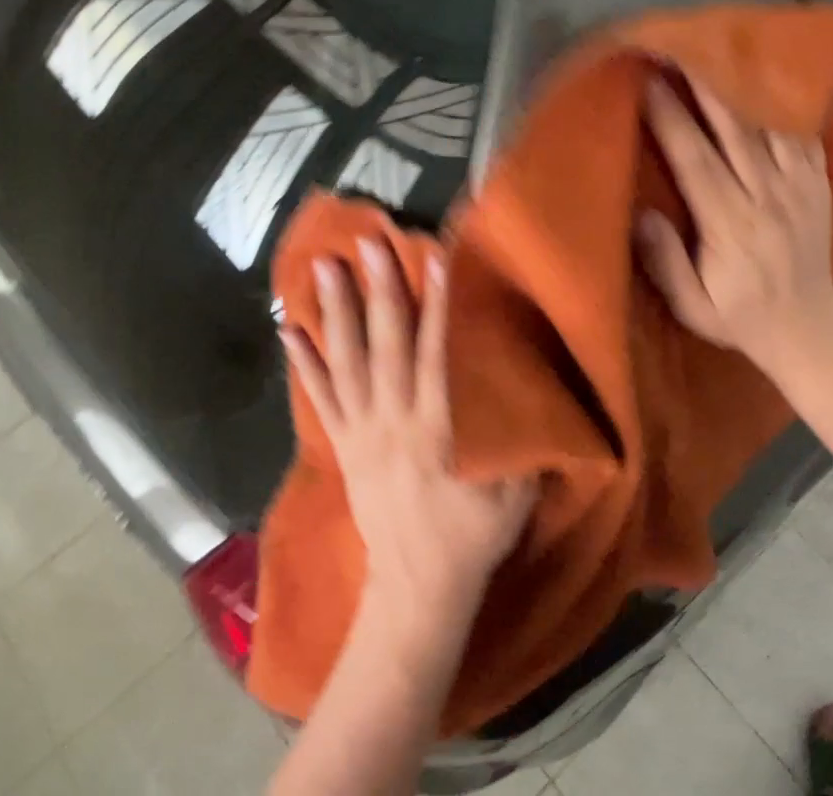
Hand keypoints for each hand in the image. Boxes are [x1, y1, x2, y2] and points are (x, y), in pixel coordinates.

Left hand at [282, 238, 535, 627]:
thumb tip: (541, 391)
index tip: (433, 258)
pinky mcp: (342, 448)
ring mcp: (361, 434)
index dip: (438, 305)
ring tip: (324, 267)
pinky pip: (320, 398)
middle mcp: (393, 422)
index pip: (437, 354)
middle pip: (385, 347)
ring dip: (335, 313)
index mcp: (437, 430)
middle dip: (379, 291)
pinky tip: (291, 329)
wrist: (416, 587)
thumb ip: (523, 441)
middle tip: (368, 243)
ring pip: (346, 364)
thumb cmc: (472, 538)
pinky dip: (305, 364)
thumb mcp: (515, 495)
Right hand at [637, 76, 832, 375]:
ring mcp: (799, 187)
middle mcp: (767, 197)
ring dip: (743, 85)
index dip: (671, 119)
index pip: (696, 160)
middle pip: (734, 128)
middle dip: (704, 84)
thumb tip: (640, 214)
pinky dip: (785, 103)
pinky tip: (769, 79)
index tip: (648, 84)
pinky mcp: (818, 184)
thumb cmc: (740, 317)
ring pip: (769, 123)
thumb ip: (665, 262)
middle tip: (681, 47)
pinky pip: (802, 133)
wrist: (807, 329)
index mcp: (730, 225)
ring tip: (720, 53)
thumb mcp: (692, 306)